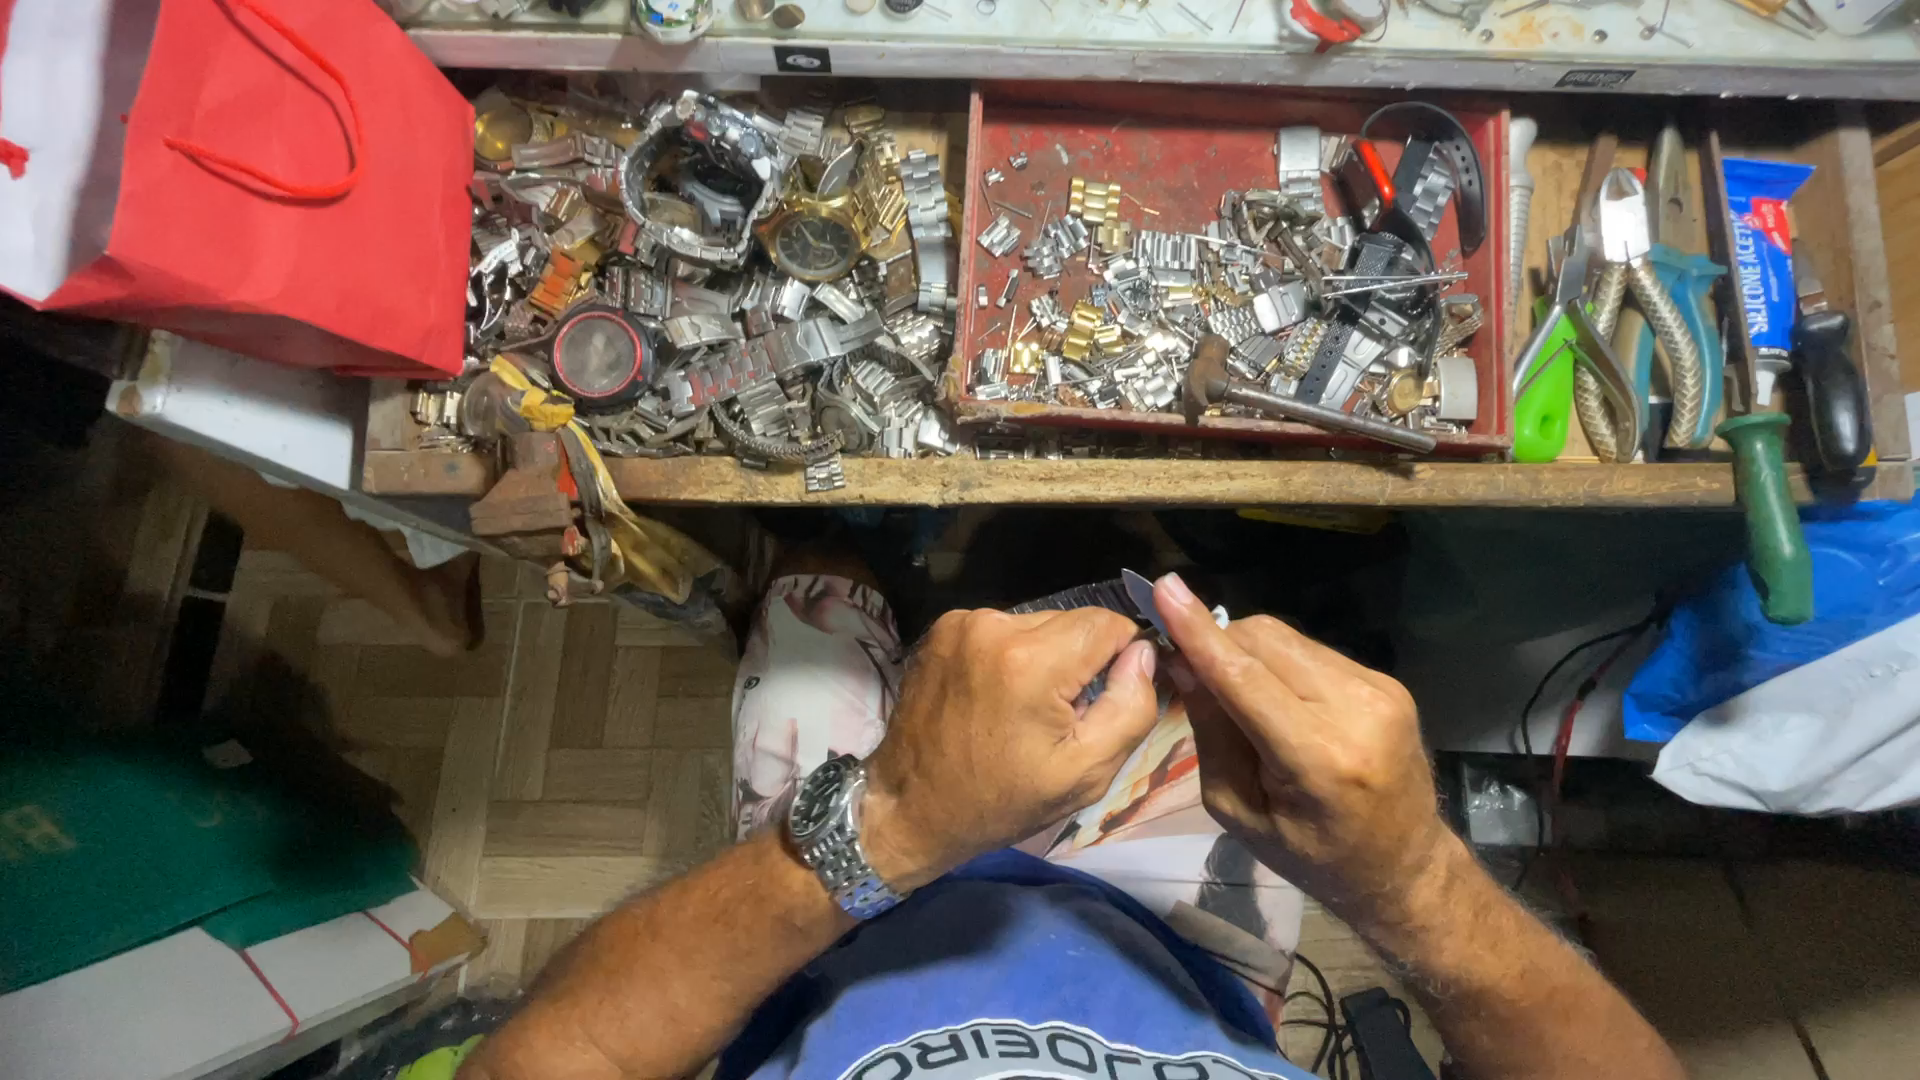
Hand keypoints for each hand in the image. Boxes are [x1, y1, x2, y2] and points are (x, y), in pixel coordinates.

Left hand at [861, 607, 1160, 889]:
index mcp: (1031, 661)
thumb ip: (1130, 707)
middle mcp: (995, 626)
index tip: (1108, 690)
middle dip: (1079, 658)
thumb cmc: (1001, 799)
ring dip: (1045, 654)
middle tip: (1062, 710)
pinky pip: (1002, 628)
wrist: (911, 806)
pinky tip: (996, 693)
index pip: (1107, 622)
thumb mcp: (1086, 773)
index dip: (1122, 653)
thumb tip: (1143, 652)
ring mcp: (962, 623)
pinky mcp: (942, 628)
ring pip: (1037, 623)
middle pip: (1071, 621)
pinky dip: (1010, 653)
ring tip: (1024, 705)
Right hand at [1154, 574, 1461, 929]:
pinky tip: (1276, 697)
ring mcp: (1379, 690)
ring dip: (1244, 650)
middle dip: (1215, 641)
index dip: (1197, 631)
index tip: (1163, 588)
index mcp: (1318, 758)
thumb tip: (1181, 660)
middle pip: (1261, 639)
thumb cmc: (1310, 855)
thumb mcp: (1237, 808)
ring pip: (1283, 635)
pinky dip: (1275, 661)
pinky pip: (1307, 648)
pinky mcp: (1385, 681)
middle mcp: (1357, 711)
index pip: (1242, 675)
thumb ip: (1209, 730)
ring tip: (1238, 694)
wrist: (1405, 867)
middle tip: (1190, 670)